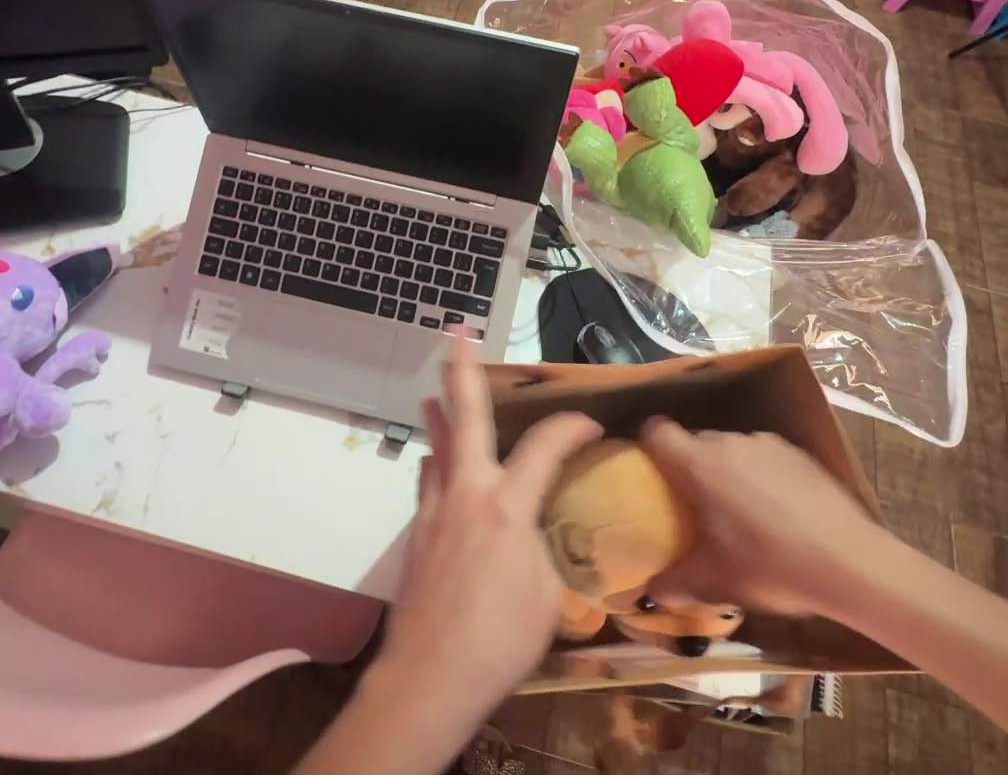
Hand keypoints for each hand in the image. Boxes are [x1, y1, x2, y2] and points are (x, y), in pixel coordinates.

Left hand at [376, 334, 602, 712]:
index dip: (572, 427)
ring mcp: (434, 511)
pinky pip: (429, 484)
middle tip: (454, 331)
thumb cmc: (501, 639)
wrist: (430, 677)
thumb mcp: (547, 595)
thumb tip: (534, 535)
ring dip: (440, 418)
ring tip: (434, 394)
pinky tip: (436, 467)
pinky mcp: (416, 534)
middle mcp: (467, 493)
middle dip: (460, 370)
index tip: (591, 425)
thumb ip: (542, 549)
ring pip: (438, 448)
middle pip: (465, 418)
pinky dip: (436, 465)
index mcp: (508, 505)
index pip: (547, 447)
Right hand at [639, 416, 886, 616]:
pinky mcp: (799, 453)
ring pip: (730, 448)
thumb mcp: (714, 584)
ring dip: (726, 471)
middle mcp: (730, 442)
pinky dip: (760, 475)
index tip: (651, 474)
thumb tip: (650, 590)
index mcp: (699, 464)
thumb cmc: (771, 567)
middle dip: (689, 468)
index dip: (647, 446)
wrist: (853, 564)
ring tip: (740, 512)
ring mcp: (767, 443)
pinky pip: (762, 456)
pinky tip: (778, 512)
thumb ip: (673, 584)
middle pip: (694, 441)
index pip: (656, 430)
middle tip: (695, 507)